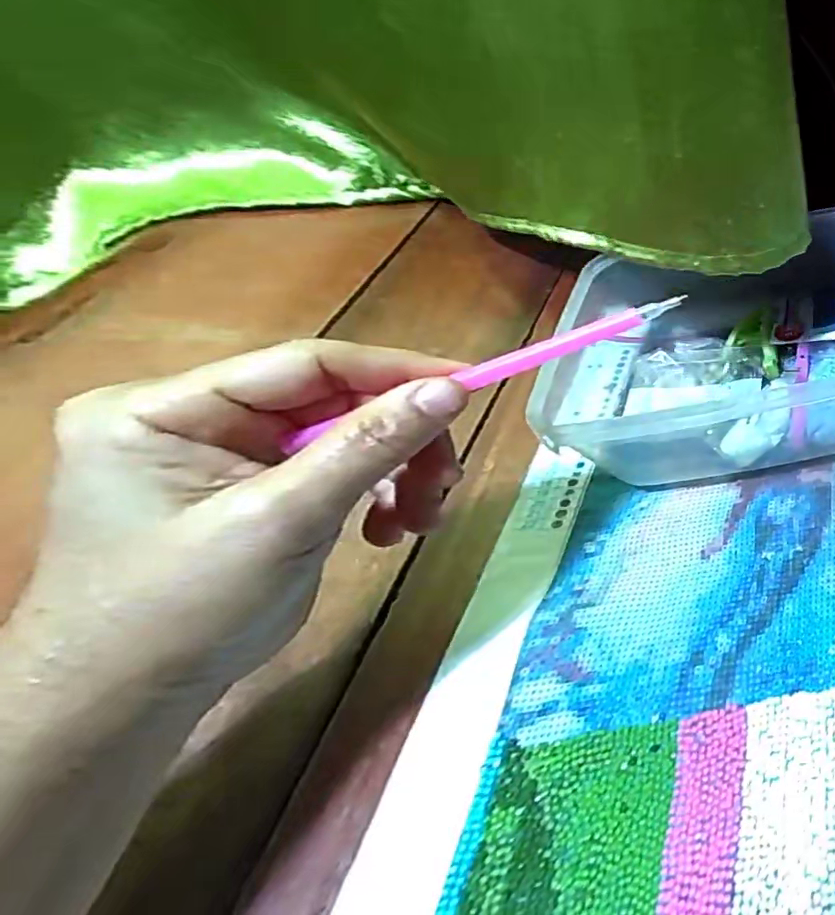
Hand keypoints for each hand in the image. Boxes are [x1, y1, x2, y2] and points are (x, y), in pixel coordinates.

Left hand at [17, 341, 470, 694]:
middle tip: (446, 483)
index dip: (398, 371)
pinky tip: (390, 532)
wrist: (129, 701)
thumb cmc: (184, 607)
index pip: (310, 365)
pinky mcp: (266, 485)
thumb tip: (452, 389)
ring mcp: (233, 453)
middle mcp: (200, 417)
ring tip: (421, 520)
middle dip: (405, 444)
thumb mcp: (287, 517)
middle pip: (343, 403)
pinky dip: (385, 495)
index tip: (472, 386)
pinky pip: (350, 468)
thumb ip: (371, 445)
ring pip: (358, 436)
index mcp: (168, 409)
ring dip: (404, 475)